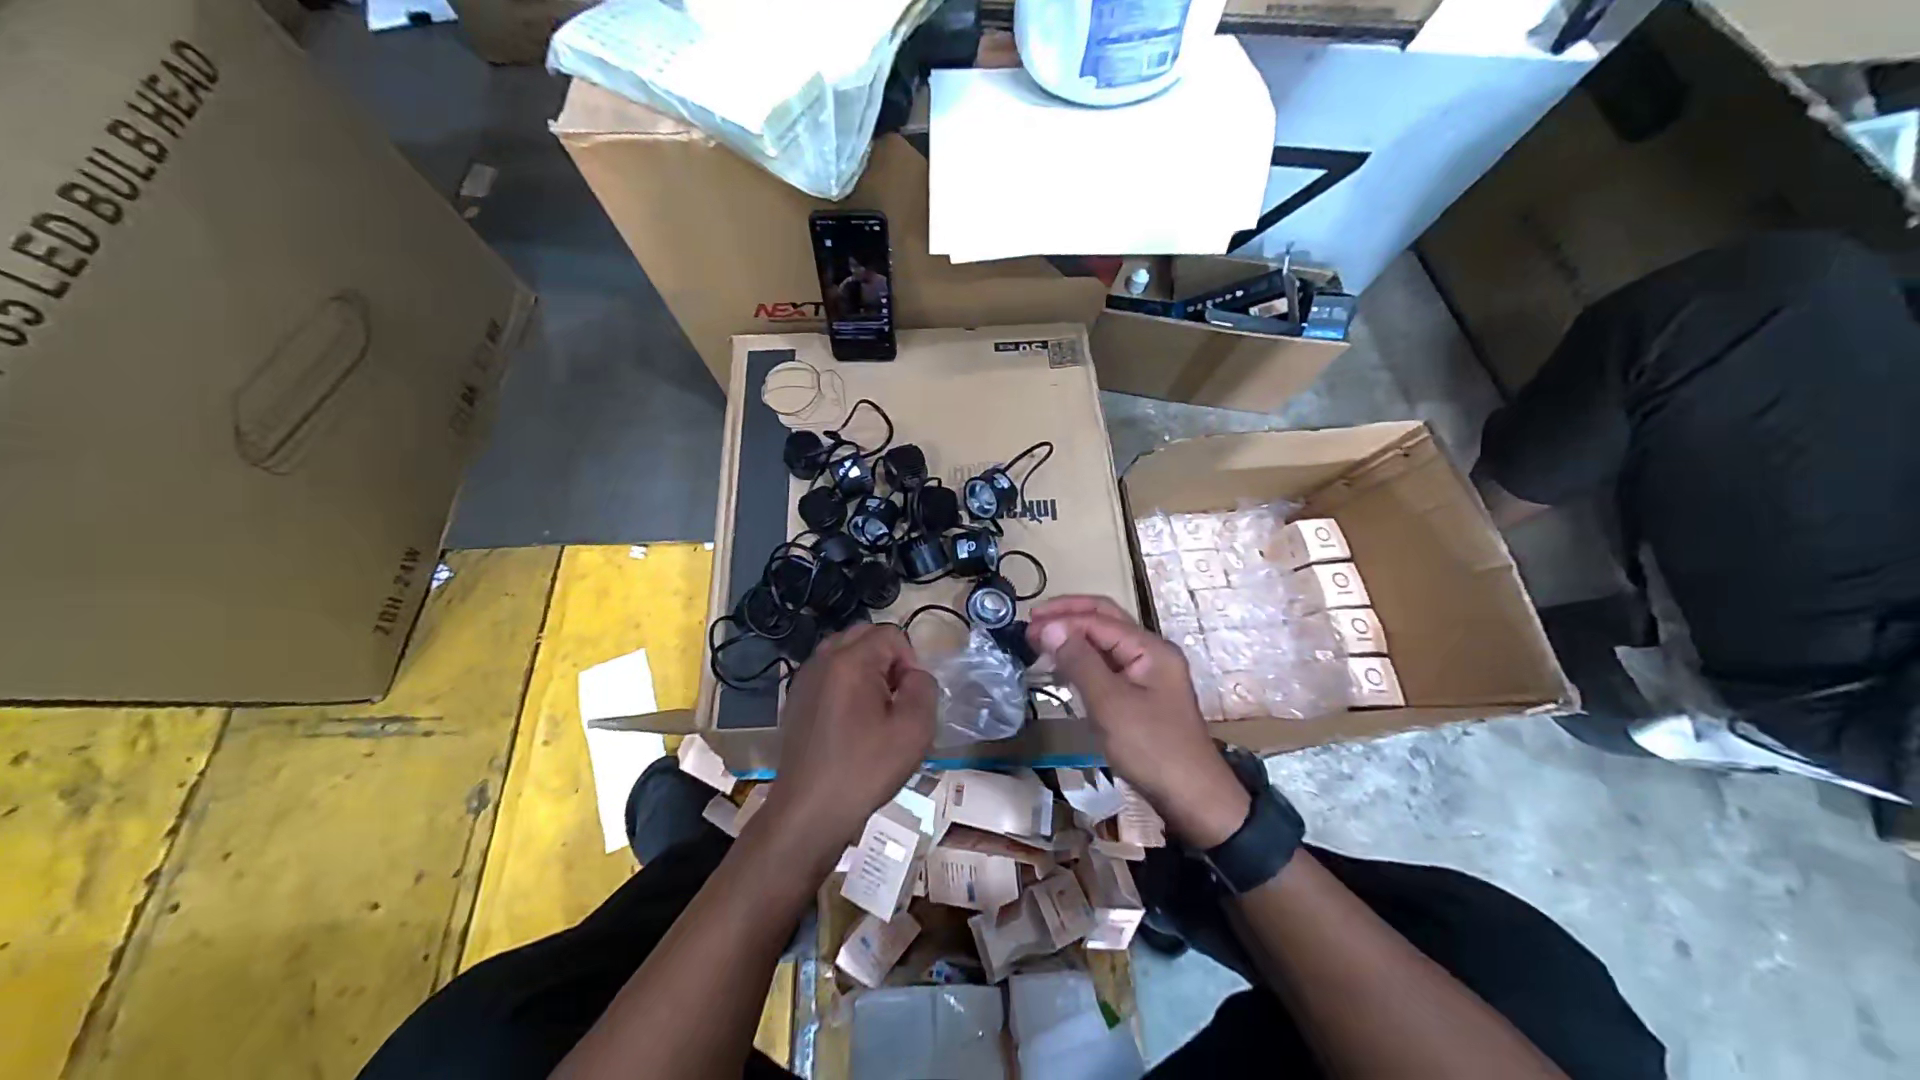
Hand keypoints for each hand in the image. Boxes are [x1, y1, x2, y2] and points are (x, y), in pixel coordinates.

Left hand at [772, 623, 935, 845]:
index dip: (910, 661)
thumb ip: (923, 688)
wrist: (809, 811)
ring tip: (875, 710)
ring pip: (843, 653)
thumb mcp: (914, 729)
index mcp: (850, 661)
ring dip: (866, 670)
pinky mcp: (795, 701)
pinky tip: (850, 723)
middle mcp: (822, 660)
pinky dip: (845, 685)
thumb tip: (913, 676)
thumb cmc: (865, 769)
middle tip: (896, 699)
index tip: (910, 698)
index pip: (891, 634)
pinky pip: (827, 675)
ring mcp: (803, 680)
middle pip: (864, 636)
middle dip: (887, 659)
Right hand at [1028, 596, 1249, 847]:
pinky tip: (1063, 667)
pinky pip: (1107, 666)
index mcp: (1150, 648)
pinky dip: (1082, 661)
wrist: (1192, 798)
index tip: (1028, 626)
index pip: (1099, 619)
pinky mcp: (1141, 696)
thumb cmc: (1151, 749)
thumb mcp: (1110, 703)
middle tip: (1033, 622)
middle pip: (1105, 621)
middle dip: (1068, 617)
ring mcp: (1147, 675)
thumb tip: (1050, 627)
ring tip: (1041, 641)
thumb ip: (1079, 661)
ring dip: (1073, 637)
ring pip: (1105, 643)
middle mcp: (1151, 653)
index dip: (1062, 618)